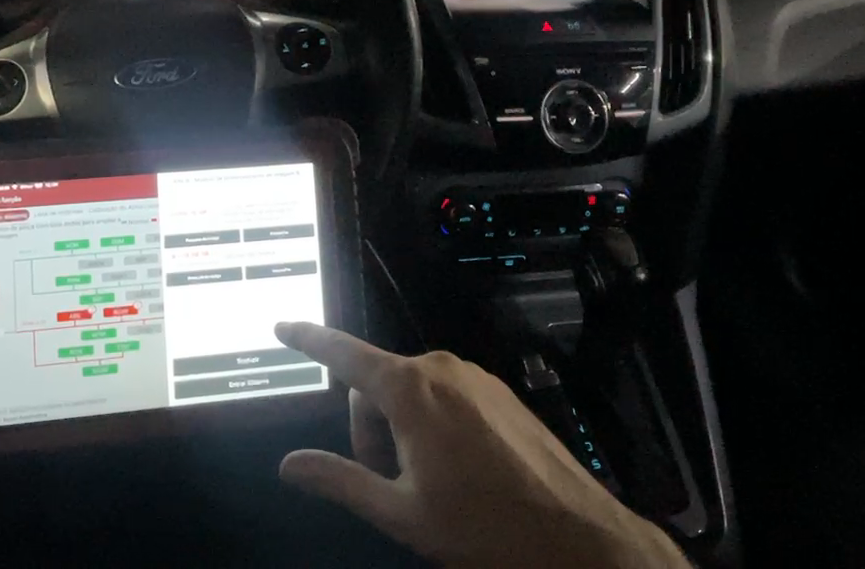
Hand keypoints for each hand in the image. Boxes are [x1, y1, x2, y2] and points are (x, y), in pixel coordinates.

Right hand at [274, 322, 689, 568]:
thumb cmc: (482, 526)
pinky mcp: (498, 391)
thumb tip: (288, 465)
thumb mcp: (401, 513)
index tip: (281, 325)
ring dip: (400, 427)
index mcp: (407, 388)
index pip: (341, 353)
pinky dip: (431, 421)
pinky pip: (444, 393)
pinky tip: (458, 469)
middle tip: (389, 482)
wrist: (583, 540)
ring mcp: (472, 376)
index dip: (307, 338)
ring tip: (428, 482)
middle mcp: (437, 366)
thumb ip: (340, 480)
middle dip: (368, 427)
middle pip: (376, 382)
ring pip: (410, 389)